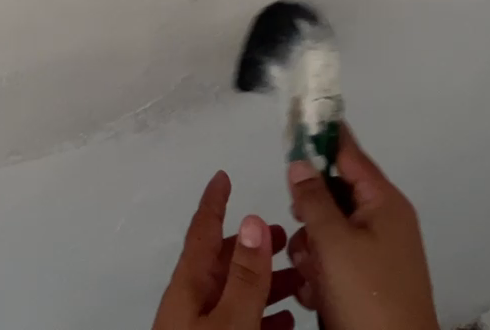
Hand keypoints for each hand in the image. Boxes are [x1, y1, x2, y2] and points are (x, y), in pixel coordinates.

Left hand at [152, 170, 307, 329]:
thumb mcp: (231, 319)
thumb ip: (244, 275)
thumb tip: (253, 220)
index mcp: (190, 281)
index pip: (203, 230)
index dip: (214, 201)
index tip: (223, 174)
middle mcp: (193, 298)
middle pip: (224, 261)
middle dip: (254, 245)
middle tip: (286, 235)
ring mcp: (201, 324)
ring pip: (237, 293)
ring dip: (266, 282)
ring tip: (299, 277)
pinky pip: (240, 321)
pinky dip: (263, 313)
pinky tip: (287, 317)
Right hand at [284, 125, 438, 329]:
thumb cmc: (368, 295)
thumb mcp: (333, 241)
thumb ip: (312, 197)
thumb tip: (300, 161)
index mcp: (384, 202)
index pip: (348, 151)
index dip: (320, 134)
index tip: (293, 116)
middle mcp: (384, 221)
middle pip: (332, 192)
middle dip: (308, 210)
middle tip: (300, 226)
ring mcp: (377, 253)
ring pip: (327, 228)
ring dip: (310, 246)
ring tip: (309, 274)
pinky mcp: (367, 281)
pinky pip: (333, 258)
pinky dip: (319, 270)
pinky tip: (315, 293)